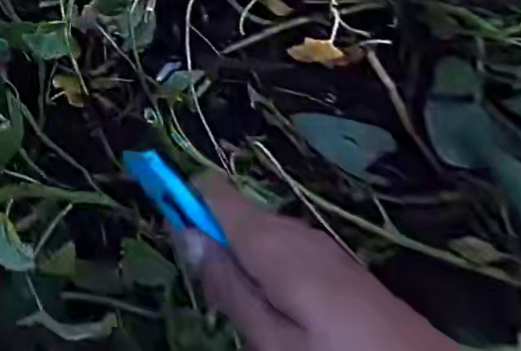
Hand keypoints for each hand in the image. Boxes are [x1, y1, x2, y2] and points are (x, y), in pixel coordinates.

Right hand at [183, 173, 457, 350]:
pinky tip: (293, 321)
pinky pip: (290, 253)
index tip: (175, 235)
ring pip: (261, 234)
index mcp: (267, 239)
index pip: (208, 186)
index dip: (183, 199)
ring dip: (245, 260)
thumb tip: (184, 233)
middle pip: (233, 211)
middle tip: (221, 298)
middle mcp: (293, 230)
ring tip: (257, 319)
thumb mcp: (274, 345)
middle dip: (216, 240)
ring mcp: (323, 248)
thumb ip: (226, 285)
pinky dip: (274, 272)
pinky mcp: (345, 270)